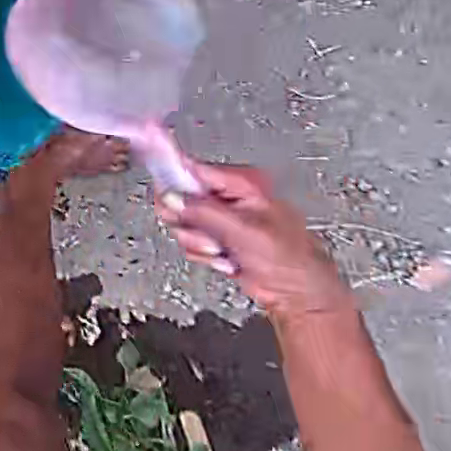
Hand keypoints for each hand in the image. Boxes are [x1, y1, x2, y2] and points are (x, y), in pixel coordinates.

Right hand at [155, 161, 353, 322]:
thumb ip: (204, 212)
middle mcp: (226, 195)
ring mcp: (219, 217)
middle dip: (188, 219)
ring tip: (222, 252)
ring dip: (198, 242)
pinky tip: (225, 260)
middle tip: (205, 236)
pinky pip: (189, 239)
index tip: (149, 152)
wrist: (301, 297)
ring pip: (182, 220)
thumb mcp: (245, 231)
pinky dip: (203, 253)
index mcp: (239, 182)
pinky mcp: (214, 237)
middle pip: (180, 195)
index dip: (170, 166)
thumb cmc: (289, 259)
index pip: (193, 167)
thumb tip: (170, 197)